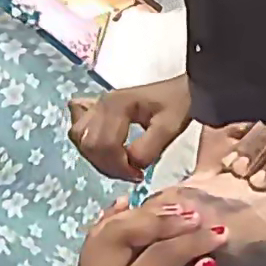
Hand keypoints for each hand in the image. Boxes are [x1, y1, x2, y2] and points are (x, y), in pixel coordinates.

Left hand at [66, 197, 261, 265]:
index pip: (153, 261)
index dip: (192, 242)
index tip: (224, 235)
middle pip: (116, 236)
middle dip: (159, 219)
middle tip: (198, 217)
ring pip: (101, 237)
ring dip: (139, 218)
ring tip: (178, 214)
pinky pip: (93, 247)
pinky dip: (113, 223)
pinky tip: (128, 206)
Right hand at [69, 75, 191, 181]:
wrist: (185, 90)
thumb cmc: (179, 106)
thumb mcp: (170, 128)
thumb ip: (147, 150)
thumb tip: (130, 166)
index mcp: (118, 105)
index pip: (105, 145)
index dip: (118, 167)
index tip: (139, 176)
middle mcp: (102, 103)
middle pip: (89, 144)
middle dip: (108, 165)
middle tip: (133, 173)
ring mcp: (98, 105)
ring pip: (80, 138)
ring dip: (97, 157)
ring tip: (122, 164)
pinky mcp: (99, 109)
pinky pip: (81, 129)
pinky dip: (89, 145)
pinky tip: (107, 151)